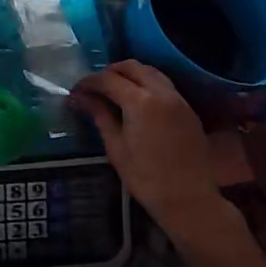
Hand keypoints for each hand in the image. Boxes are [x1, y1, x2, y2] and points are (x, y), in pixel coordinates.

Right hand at [71, 61, 231, 232]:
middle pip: (132, 67)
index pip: (108, 79)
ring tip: (115, 91)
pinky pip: (165, 86)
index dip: (89, 82)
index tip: (76, 91)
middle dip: (110, 72)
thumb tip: (80, 98)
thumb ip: (99, 115)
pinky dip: (147, 84)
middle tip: (95, 88)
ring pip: (151, 73)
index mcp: (140, 101)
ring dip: (131, 75)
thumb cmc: (145, 177)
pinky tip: (137, 102)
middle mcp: (161, 92)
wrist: (189, 199)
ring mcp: (178, 100)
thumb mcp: (115, 146)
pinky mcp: (188, 110)